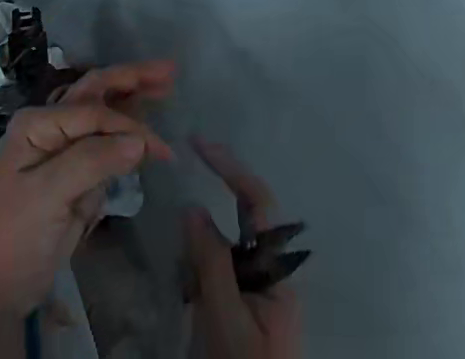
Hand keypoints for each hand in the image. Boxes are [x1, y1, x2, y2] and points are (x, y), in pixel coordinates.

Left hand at [0, 62, 174, 358]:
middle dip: (132, 80)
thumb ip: (90, 162)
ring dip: (130, 99)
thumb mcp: (46, 196)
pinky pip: (103, 145)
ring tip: (163, 86)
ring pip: (101, 114)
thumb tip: (138, 140)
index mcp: (38, 123)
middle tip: (170, 70)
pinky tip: (141, 122)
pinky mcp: (72, 178)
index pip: (94, 112)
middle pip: (96, 94)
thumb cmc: (9, 235)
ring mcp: (62, 152)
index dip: (129, 125)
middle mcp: (51, 128)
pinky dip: (123, 130)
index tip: (161, 151)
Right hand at [185, 139, 302, 358]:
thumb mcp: (226, 319)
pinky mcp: (238, 308)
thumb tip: (193, 207)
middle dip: (217, 193)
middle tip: (188, 159)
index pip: (259, 203)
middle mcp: (270, 274)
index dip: (231, 168)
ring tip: (187, 286)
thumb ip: (211, 263)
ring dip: (199, 251)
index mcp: (277, 272)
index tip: (199, 144)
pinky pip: (213, 273)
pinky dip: (196, 275)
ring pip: (221, 247)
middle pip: (242, 218)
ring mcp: (254, 291)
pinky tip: (187, 298)